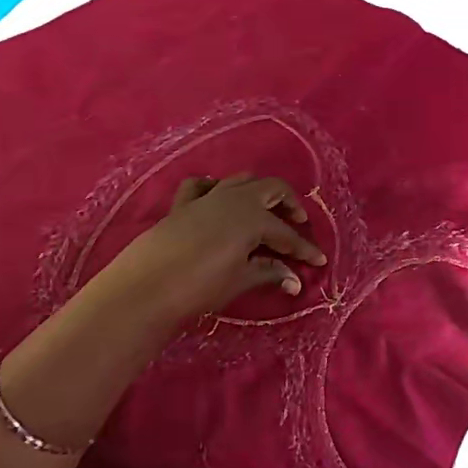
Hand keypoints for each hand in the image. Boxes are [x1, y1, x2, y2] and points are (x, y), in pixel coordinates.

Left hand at [92, 173, 327, 323]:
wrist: (148, 285)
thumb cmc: (201, 285)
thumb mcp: (240, 280)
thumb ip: (268, 272)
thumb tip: (295, 280)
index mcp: (252, 216)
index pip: (287, 233)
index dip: (304, 249)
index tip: (320, 262)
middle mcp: (232, 198)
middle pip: (270, 188)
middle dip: (288, 204)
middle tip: (298, 225)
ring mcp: (205, 198)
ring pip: (239, 181)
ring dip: (257, 193)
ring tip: (266, 213)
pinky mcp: (181, 205)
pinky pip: (201, 186)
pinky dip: (213, 188)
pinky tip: (217, 200)